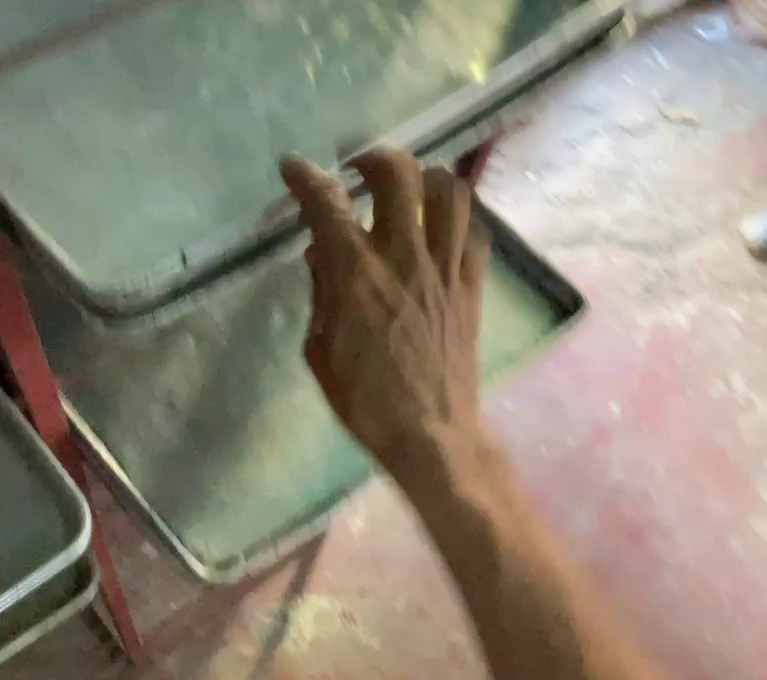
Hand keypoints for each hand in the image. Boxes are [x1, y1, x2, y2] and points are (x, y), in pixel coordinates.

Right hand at [280, 148, 490, 478]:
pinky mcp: (472, 287)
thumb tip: (320, 256)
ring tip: (409, 190)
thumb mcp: (320, 354)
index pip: (328, 206)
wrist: (430, 434)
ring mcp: (445, 269)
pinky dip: (455, 219)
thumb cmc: (364, 404)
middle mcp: (404, 257)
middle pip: (398, 175)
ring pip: (448, 191)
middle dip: (374, 157)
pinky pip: (473, 231)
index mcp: (357, 276)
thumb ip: (320, 298)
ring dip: (424, 178)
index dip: (306, 178)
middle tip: (359, 169)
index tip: (293, 168)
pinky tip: (441, 231)